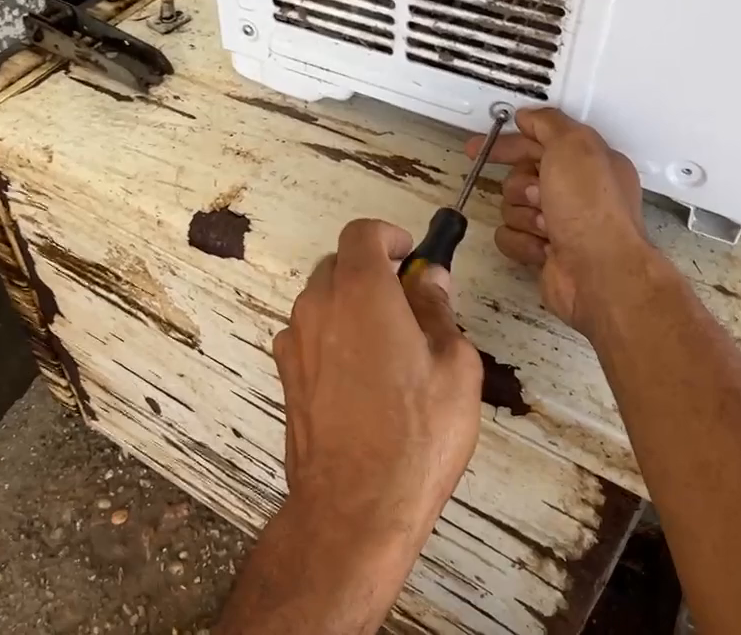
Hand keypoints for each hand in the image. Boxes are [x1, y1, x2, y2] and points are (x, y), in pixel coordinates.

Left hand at [268, 219, 482, 598]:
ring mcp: (295, 342)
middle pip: (340, 264)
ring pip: (322, 300)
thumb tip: (430, 280)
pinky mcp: (286, 376)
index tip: (410, 253)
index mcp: (361, 291)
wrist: (356, 506)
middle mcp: (318, 306)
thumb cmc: (416, 433)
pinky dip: (333, 336)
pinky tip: (361, 377)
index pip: (361, 233)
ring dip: (351, 305)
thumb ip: (438, 310)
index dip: (388, 235)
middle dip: (373, 271)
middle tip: (409, 302)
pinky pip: (310, 335)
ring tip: (389, 347)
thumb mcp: (454, 365)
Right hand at [467, 107, 668, 342]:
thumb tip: (529, 117)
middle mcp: (577, 192)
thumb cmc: (594, 212)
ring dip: (523, 215)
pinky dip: (521, 241)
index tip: (484, 144)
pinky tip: (542, 245)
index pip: (540, 141)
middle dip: (522, 185)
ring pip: (512, 207)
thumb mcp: (573, 146)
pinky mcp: (545, 251)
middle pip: (520, 175)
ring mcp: (561, 223)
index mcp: (589, 162)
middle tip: (537, 193)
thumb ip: (547, 123)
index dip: (510, 141)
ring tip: (546, 224)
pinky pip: (510, 236)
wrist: (598, 274)